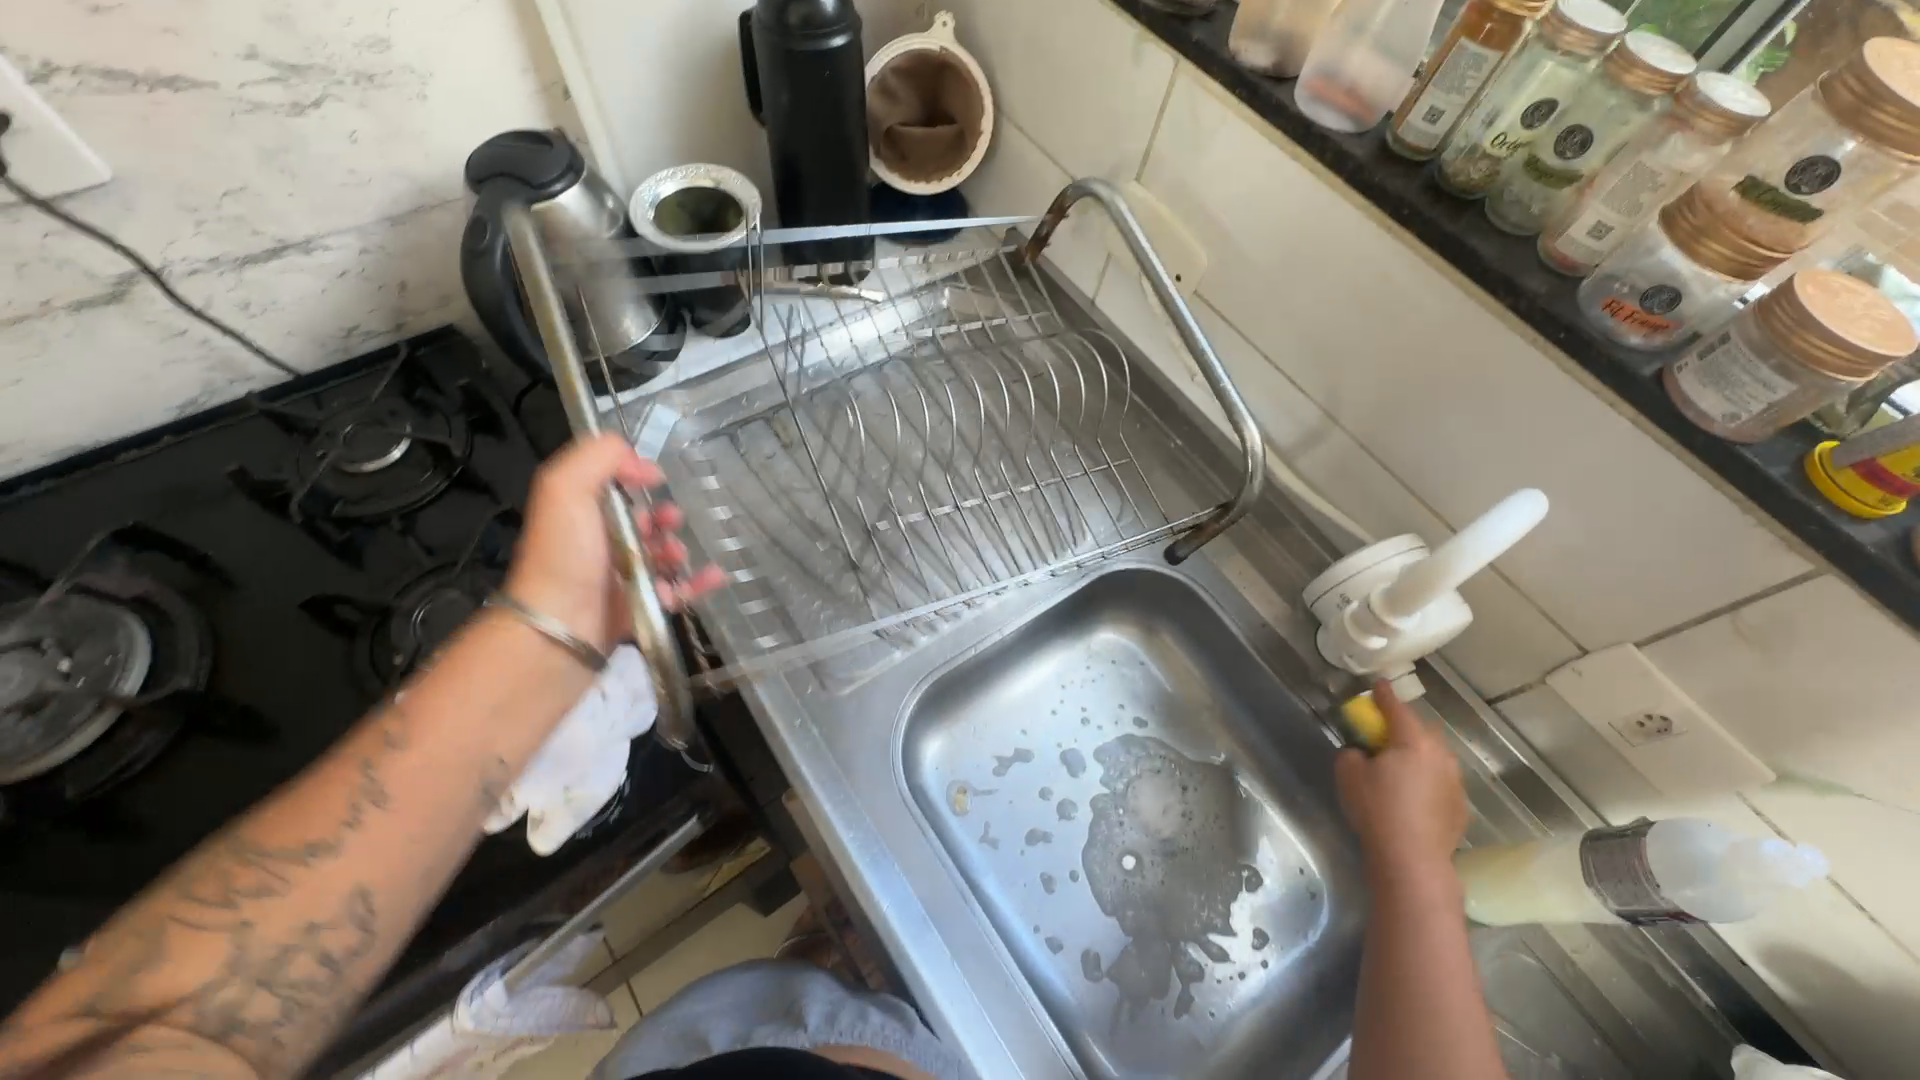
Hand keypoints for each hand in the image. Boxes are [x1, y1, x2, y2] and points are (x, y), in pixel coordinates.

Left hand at [503, 434, 726, 652]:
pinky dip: (699, 583)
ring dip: (678, 549)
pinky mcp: (640, 605)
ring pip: (662, 555)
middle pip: (643, 520)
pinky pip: (679, 590)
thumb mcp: (566, 487)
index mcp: (581, 511)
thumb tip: (642, 463)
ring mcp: (621, 576)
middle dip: (664, 516)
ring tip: (677, 555)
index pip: (613, 485)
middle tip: (671, 520)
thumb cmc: (565, 554)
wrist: (563, 625)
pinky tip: (713, 577)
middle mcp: (599, 541)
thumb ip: (599, 457)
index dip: (635, 475)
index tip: (654, 478)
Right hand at [1334, 679, 1469, 881]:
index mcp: (1412, 741)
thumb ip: (1352, 753)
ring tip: (1398, 769)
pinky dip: (1426, 782)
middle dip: (1403, 728)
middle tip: (1382, 736)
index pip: (1396, 709)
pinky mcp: (1460, 806)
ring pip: (1434, 757)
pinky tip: (1412, 798)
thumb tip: (1361, 753)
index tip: (1377, 685)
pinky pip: (1440, 782)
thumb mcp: (1348, 774)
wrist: (1412, 859)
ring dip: (1417, 756)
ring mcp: (1455, 781)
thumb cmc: (1377, 809)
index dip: (1383, 695)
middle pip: (1420, 731)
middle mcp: (1440, 755)